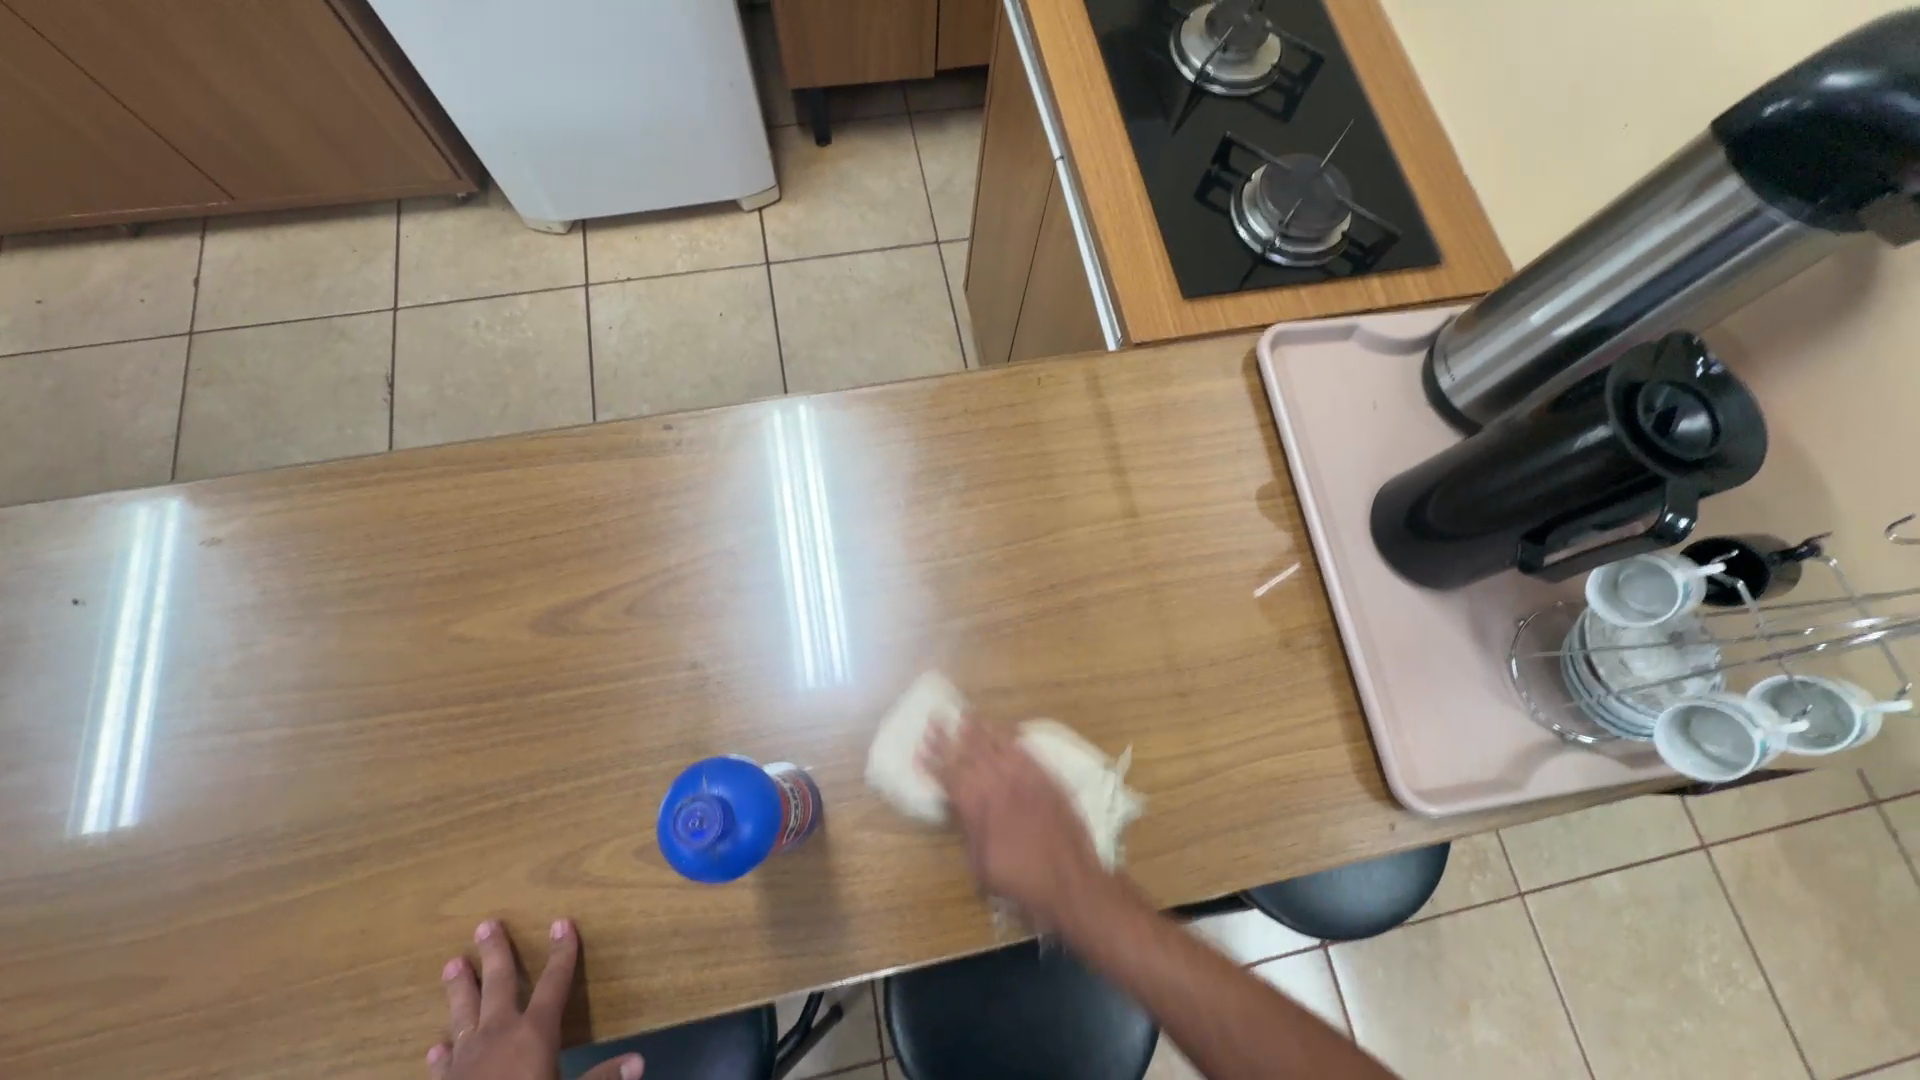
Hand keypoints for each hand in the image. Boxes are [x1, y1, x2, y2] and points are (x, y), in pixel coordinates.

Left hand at [427, 919, 640, 1079]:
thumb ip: (602, 1079)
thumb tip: (640, 1061)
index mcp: (535, 1033)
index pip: (554, 983)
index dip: (562, 953)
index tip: (562, 923)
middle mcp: (499, 1035)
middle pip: (499, 984)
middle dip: (495, 953)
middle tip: (486, 924)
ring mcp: (467, 1059)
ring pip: (464, 1013)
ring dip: (459, 988)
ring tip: (451, 963)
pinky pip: (444, 1062)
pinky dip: (442, 1052)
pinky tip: (436, 1046)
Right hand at [923, 716, 1109, 927]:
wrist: (1071, 880)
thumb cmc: (1022, 881)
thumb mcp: (982, 865)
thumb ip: (969, 831)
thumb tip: (959, 808)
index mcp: (978, 807)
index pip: (949, 777)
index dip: (933, 762)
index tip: (920, 747)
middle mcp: (999, 785)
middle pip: (969, 753)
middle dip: (950, 736)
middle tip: (936, 718)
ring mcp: (1026, 778)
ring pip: (997, 746)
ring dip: (979, 730)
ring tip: (966, 715)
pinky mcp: (1048, 778)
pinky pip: (1027, 750)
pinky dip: (1012, 738)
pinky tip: (1005, 729)